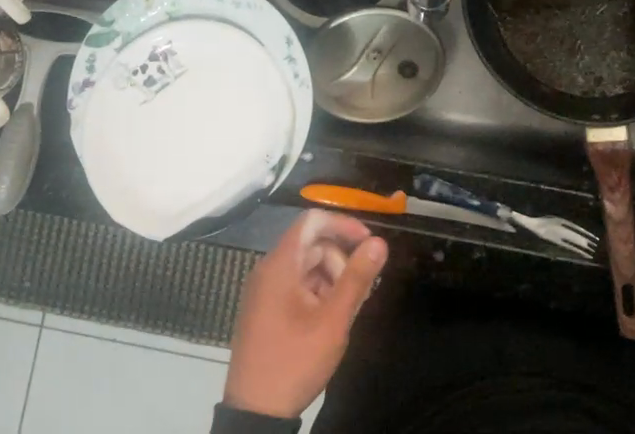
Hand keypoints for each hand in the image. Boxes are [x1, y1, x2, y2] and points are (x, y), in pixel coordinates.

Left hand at [224, 210, 387, 418]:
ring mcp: (265, 292)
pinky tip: (332, 319)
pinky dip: (319, 293)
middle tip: (362, 290)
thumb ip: (356, 278)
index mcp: (279, 266)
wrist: (255, 414)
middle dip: (342, 260)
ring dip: (332, 279)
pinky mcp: (266, 310)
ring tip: (348, 310)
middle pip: (312, 244)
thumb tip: (379, 242)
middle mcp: (268, 271)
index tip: (369, 244)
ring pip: (307, 266)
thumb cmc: (294, 361)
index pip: (312, 221)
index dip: (343, 224)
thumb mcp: (333, 321)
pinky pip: (297, 286)